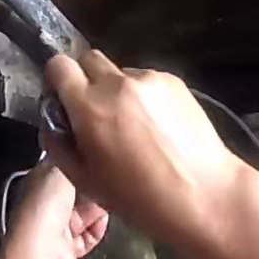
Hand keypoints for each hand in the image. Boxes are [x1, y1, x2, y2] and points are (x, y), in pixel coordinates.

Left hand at [7, 163, 108, 258]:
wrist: (42, 247)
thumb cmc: (46, 202)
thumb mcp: (59, 167)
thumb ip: (70, 155)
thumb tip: (77, 146)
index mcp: (39, 181)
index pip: (63, 168)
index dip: (80, 162)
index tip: (95, 159)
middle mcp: (46, 204)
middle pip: (77, 192)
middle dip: (92, 187)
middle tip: (105, 181)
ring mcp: (56, 228)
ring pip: (85, 213)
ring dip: (97, 208)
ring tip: (108, 201)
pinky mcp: (68, 249)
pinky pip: (89, 235)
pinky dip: (97, 229)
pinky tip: (101, 221)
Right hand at [41, 51, 253, 256]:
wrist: (205, 195)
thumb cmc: (141, 199)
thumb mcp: (86, 181)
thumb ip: (59, 143)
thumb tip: (53, 118)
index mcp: (90, 107)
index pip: (59, 65)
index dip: (58, 79)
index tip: (64, 99)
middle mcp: (117, 84)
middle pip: (88, 59)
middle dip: (86, 79)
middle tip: (96, 112)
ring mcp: (148, 79)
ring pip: (119, 72)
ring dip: (117, 90)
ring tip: (135, 127)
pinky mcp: (173, 80)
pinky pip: (146, 80)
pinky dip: (143, 96)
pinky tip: (157, 126)